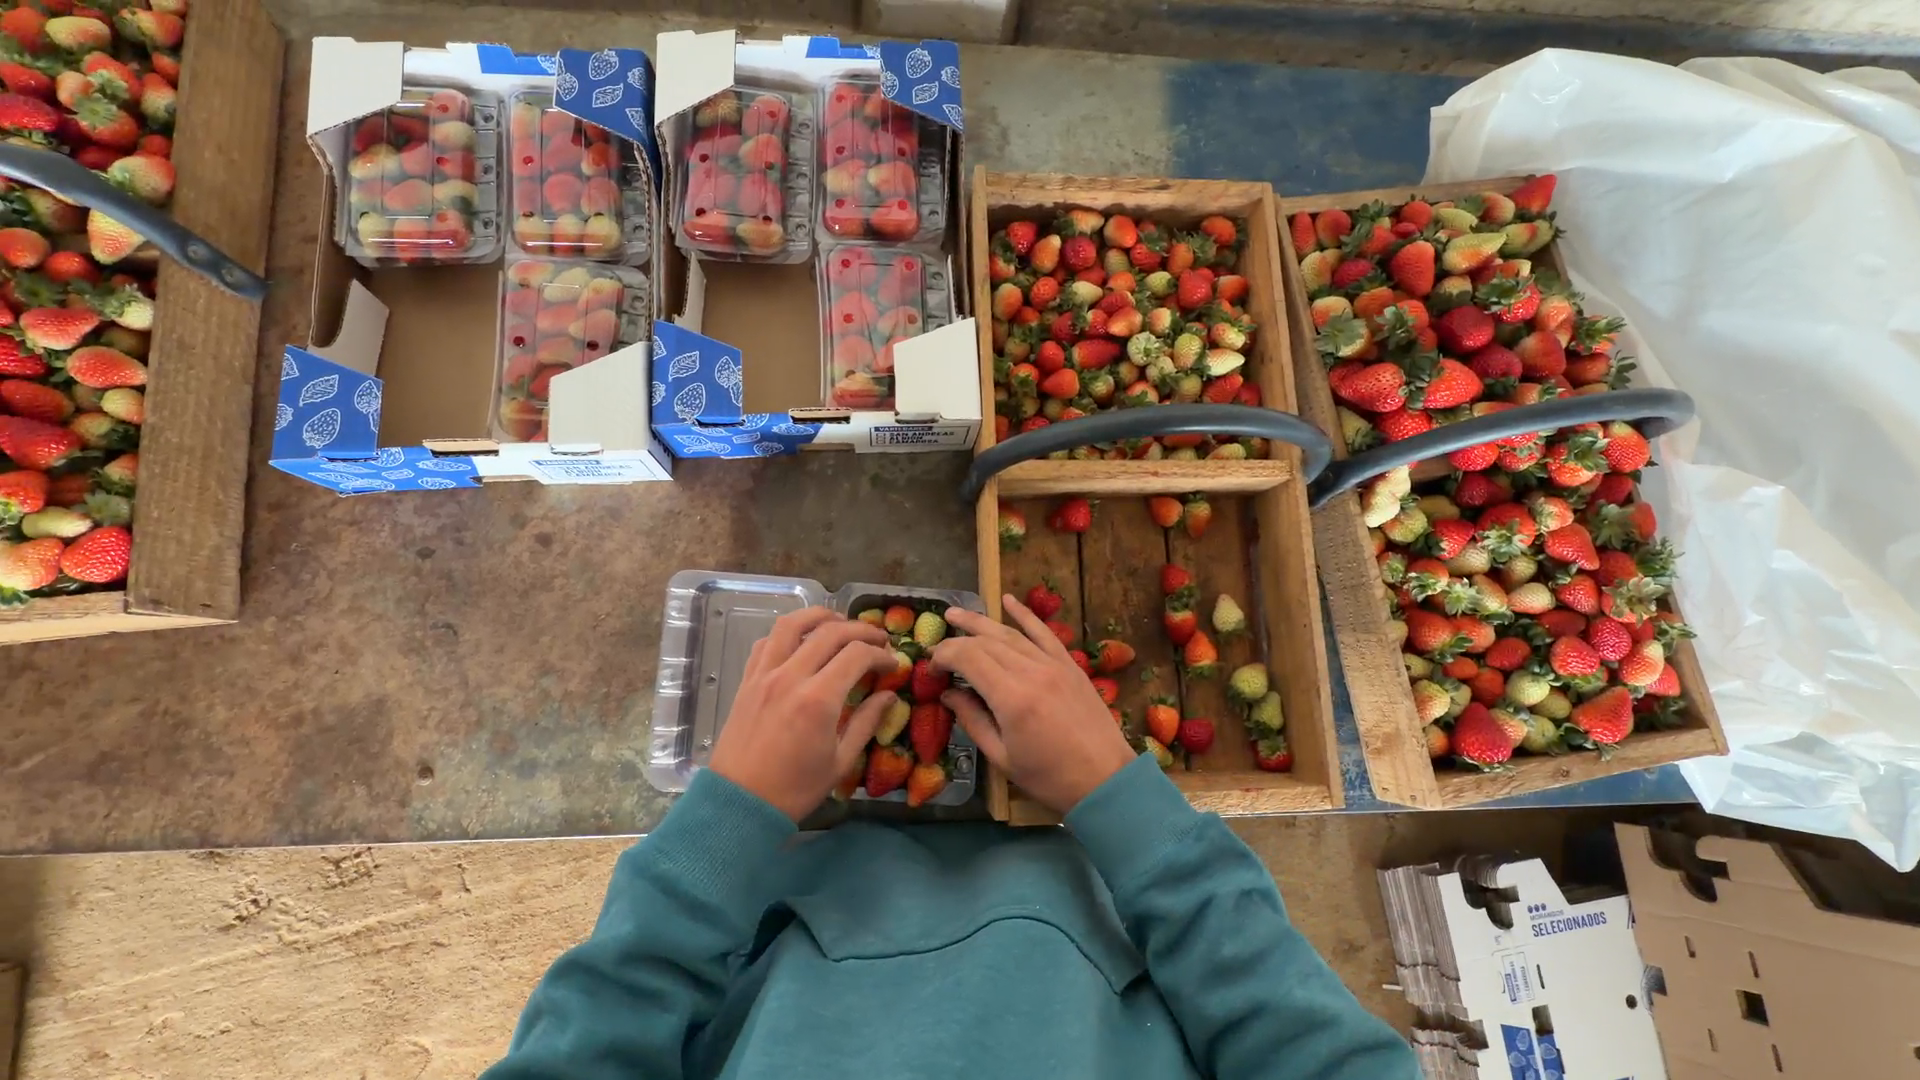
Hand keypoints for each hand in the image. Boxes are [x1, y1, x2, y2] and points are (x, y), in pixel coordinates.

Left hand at [708, 607, 897, 821]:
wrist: (739, 803)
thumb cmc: (794, 789)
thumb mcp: (841, 762)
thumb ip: (867, 722)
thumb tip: (889, 695)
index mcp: (818, 699)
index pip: (857, 655)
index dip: (881, 654)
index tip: (893, 664)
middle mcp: (791, 677)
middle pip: (830, 632)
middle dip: (861, 631)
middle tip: (877, 641)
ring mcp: (764, 675)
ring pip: (792, 624)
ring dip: (820, 616)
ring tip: (840, 622)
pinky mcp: (747, 681)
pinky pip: (766, 642)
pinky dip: (787, 633)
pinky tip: (801, 641)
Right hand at [931, 595, 1138, 814]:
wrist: (1105, 780)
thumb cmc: (1049, 778)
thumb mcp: (1002, 757)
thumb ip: (973, 720)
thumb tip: (949, 693)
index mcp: (1012, 698)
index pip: (968, 658)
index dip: (944, 656)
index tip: (931, 668)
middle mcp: (1032, 672)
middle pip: (986, 642)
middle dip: (957, 641)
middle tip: (937, 646)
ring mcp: (1054, 664)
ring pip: (1011, 634)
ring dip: (980, 621)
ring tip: (955, 613)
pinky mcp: (1069, 665)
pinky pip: (1044, 632)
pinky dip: (1025, 614)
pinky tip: (1008, 600)